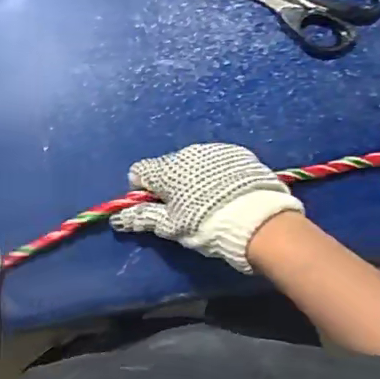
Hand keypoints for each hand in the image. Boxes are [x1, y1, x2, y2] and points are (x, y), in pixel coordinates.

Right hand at [110, 143, 304, 272]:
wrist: (262, 222)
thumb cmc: (206, 225)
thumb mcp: (171, 227)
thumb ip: (143, 217)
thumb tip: (117, 218)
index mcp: (165, 170)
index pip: (139, 173)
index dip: (144, 191)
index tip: (156, 207)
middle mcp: (186, 154)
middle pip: (167, 167)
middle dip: (171, 184)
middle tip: (184, 208)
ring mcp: (215, 151)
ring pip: (193, 163)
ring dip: (194, 178)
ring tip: (210, 200)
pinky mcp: (240, 154)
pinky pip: (218, 162)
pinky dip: (217, 174)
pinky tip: (228, 192)